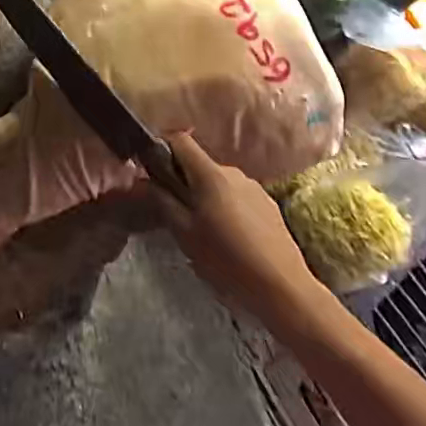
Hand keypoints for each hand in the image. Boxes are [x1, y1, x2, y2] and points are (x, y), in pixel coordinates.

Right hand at [151, 132, 322, 323]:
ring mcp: (254, 186)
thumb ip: (163, 201)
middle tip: (174, 213)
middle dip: (183, 182)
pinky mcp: (268, 204)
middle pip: (200, 165)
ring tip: (203, 232)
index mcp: (210, 174)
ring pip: (219, 183)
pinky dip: (226, 209)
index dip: (162, 147)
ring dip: (206, 197)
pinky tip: (230, 240)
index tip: (151, 169)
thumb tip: (144, 179)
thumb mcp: (185, 234)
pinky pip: (238, 197)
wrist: (281, 285)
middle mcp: (233, 171)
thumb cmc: (226, 260)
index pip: (181, 140)